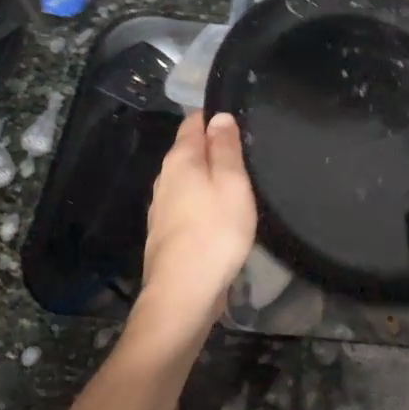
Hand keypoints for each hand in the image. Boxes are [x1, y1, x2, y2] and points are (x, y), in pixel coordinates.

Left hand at [141, 112, 256, 331]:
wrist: (183, 292)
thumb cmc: (215, 231)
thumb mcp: (232, 183)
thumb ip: (226, 148)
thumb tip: (219, 117)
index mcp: (181, 159)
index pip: (193, 122)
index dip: (215, 117)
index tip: (240, 122)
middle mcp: (165, 178)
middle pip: (190, 151)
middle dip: (214, 148)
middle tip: (246, 154)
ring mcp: (162, 208)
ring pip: (188, 180)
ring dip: (209, 178)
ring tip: (238, 184)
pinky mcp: (166, 233)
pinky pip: (187, 204)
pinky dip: (203, 202)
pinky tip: (220, 215)